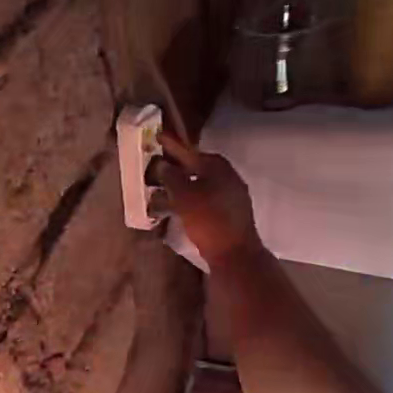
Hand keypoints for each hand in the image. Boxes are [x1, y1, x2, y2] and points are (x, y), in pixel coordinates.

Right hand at [155, 133, 261, 264]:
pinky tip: (177, 206)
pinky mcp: (229, 213)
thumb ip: (172, 177)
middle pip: (198, 166)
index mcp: (218, 167)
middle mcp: (228, 177)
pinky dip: (190, 198)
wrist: (235, 254)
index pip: (191, 151)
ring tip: (163, 187)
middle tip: (157, 165)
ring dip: (182, 184)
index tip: (158, 138)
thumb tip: (163, 164)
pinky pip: (206, 198)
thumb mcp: (185, 196)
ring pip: (201, 184)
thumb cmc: (209, 220)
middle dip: (177, 166)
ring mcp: (231, 196)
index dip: (173, 146)